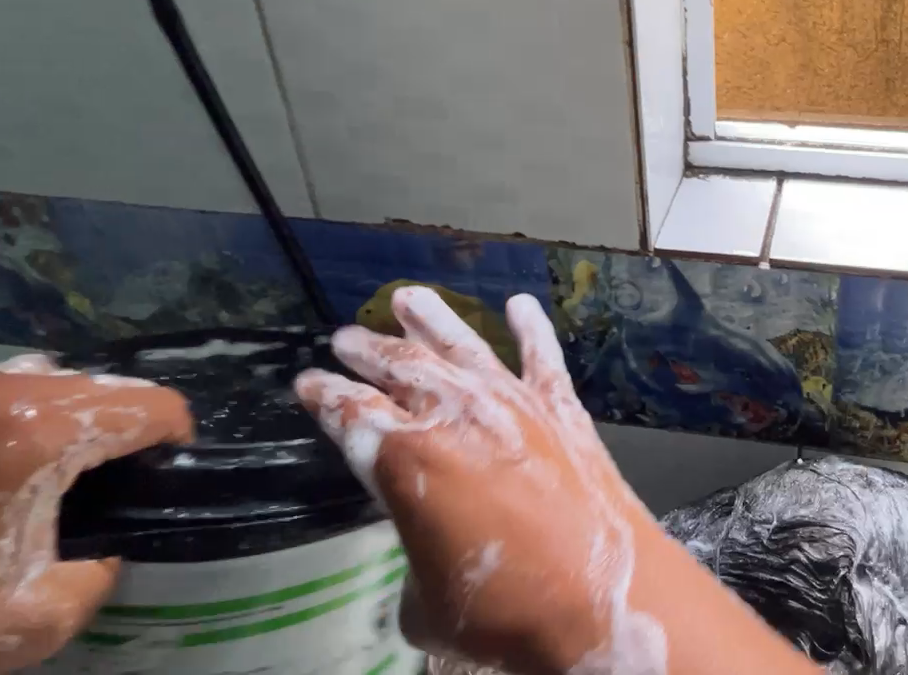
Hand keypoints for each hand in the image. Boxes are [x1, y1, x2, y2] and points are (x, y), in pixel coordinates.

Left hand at [0, 355, 192, 674]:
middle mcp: (7, 393)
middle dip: (130, 429)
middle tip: (114, 483)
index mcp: (39, 436)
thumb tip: (112, 542)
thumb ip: (104, 570)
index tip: (162, 476)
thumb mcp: (35, 622)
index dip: (175, 440)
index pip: (154, 407)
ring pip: (69, 378)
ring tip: (65, 469)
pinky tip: (14, 459)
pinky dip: (38, 411)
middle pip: (115, 387)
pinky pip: (17, 385)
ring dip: (86, 415)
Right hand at [296, 289, 820, 674]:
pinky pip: (542, 355)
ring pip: (464, 346)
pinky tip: (519, 304)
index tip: (308, 380)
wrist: (599, 593)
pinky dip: (531, 326)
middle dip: (369, 350)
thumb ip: (417, 558)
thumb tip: (429, 551)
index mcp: (408, 459)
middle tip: (346, 336)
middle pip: (402, 368)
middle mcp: (458, 415)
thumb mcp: (426, 603)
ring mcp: (514, 402)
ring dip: (432, 319)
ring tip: (407, 297)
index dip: (326, 396)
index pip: (352, 415)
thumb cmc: (504, 609)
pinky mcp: (561, 406)